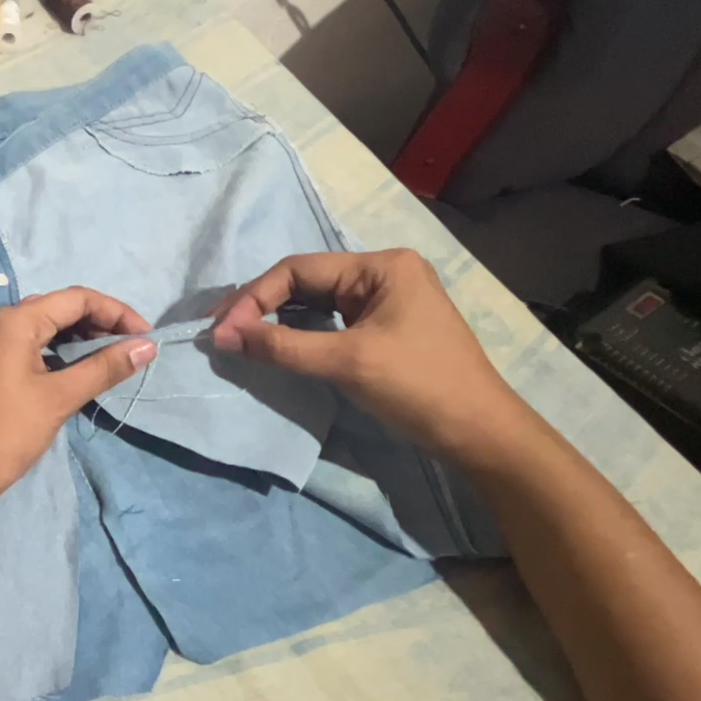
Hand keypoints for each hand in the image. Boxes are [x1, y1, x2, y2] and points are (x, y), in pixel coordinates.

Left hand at [0, 287, 157, 516]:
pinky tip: (75, 367)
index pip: (76, 299)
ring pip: (41, 325)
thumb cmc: (6, 433)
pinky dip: (54, 350)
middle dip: (98, 323)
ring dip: (77, 337)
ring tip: (110, 358)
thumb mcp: (60, 398)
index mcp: (13, 320)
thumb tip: (147, 346)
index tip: (146, 337)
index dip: (116, 313)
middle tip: (131, 348)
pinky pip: (24, 342)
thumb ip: (104, 367)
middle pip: (58, 307)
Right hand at [208, 249, 533, 463]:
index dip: (253, 297)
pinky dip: (296, 331)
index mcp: (381, 266)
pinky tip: (274, 343)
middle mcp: (382, 272)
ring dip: (274, 318)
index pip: (298, 270)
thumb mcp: (345, 363)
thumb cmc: (419, 388)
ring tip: (238, 337)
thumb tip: (221, 335)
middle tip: (220, 332)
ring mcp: (383, 299)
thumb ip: (280, 346)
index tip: (221, 330)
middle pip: (303, 281)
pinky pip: (326, 319)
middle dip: (259, 305)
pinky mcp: (381, 325)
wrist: (479, 433)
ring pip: (312, 301)